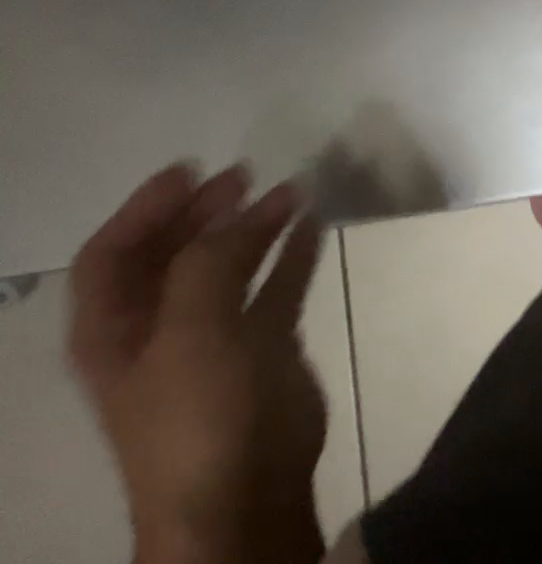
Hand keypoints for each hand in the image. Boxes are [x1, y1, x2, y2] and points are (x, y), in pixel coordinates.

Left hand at [69, 165, 327, 563]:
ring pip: (230, 266)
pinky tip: (314, 228)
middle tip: (247, 173)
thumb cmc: (195, 415)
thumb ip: (210, 266)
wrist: (242, 488)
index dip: (147, 207)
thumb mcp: (190, 336)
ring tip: (290, 190)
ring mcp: (213, 336)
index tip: (194, 167)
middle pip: (174, 254)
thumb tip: (247, 206)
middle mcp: (158, 325)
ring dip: (254, 227)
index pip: (115, 252)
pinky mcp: (265, 345)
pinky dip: (293, 256)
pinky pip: (276, 287)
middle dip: (204, 211)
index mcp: (114, 328)